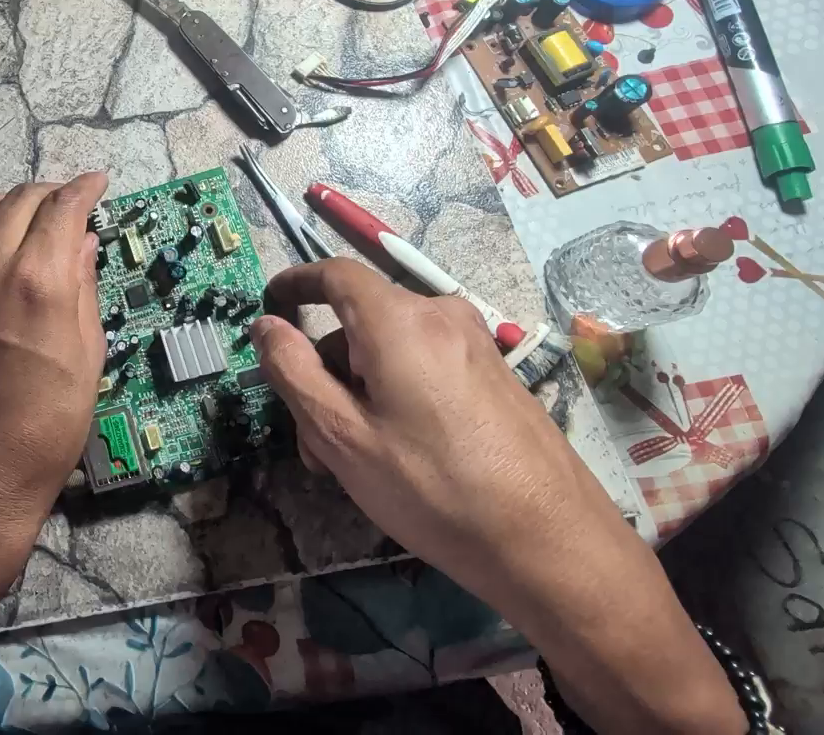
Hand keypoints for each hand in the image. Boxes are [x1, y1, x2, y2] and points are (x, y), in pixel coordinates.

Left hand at [0, 177, 107, 734]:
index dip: (84, 188)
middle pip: (19, 199)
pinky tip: (6, 254)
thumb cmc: (48, 423)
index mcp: (38, 278)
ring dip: (16, 206)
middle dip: (51, 191)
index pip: (61, 207)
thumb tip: (82, 242)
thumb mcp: (87, 355)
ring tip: (41, 223)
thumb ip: (82, 288)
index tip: (100, 182)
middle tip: (75, 202)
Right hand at [251, 258, 740, 733]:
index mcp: (399, 322)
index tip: (269, 304)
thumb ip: (293, 371)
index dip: (296, 283)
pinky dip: (392, 394)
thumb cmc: (434, 489)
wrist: (556, 549)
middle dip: (324, 368)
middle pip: (359, 322)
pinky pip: (422, 365)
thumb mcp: (342, 436)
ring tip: (352, 460)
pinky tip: (395, 454)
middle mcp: (440, 317)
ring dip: (356, 389)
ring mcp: (474, 345)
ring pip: (388, 349)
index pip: (336, 273)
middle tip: (310, 434)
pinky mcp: (493, 375)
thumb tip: (266, 325)